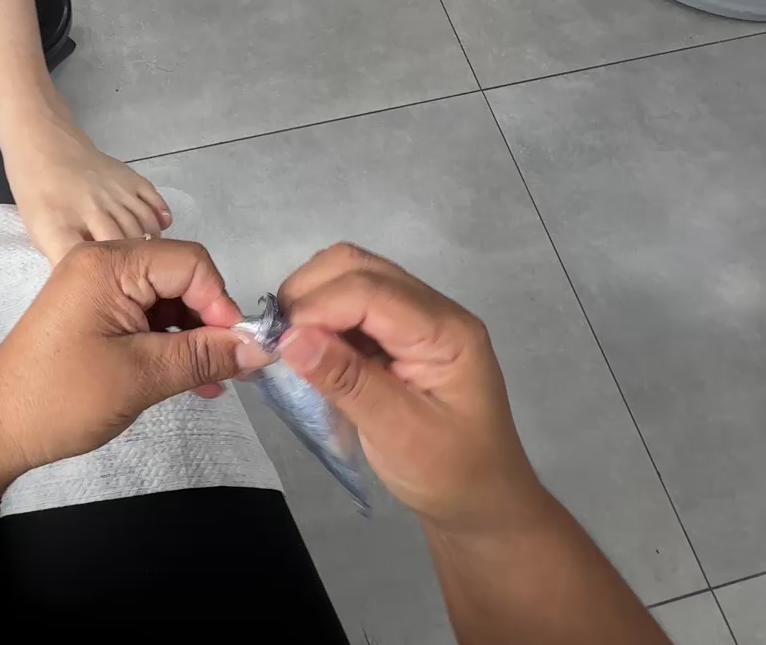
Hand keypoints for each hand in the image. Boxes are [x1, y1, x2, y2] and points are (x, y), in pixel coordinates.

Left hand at [0, 239, 269, 471]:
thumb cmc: (63, 396)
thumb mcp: (141, 376)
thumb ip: (203, 356)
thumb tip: (260, 347)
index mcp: (111, 262)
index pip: (189, 262)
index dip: (221, 302)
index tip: (238, 350)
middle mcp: (105, 262)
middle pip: (179, 277)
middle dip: (210, 320)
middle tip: (231, 369)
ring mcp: (98, 287)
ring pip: (167, 299)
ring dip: (193, 336)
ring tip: (213, 383)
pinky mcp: (96, 311)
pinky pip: (146, 315)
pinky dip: (170, 342)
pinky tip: (191, 379)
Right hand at [276, 244, 548, 535]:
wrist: (483, 501)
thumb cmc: (450, 474)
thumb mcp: (398, 435)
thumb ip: (346, 380)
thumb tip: (288, 338)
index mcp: (445, 331)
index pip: (369, 290)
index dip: (317, 307)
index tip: (282, 345)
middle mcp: (431, 308)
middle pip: (355, 265)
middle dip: (308, 293)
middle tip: (282, 340)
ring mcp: (413, 312)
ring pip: (347, 272)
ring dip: (310, 299)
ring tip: (293, 343)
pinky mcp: (395, 325)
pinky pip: (347, 296)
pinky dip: (319, 312)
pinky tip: (311, 347)